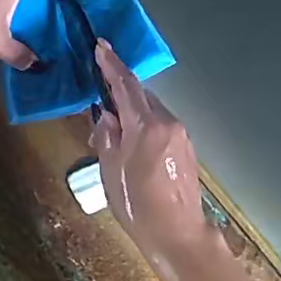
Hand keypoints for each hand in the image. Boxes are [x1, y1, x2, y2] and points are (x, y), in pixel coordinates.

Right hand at [90, 41, 214, 258]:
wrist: (177, 234)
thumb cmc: (136, 203)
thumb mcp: (109, 168)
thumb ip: (106, 136)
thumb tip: (106, 116)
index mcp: (147, 126)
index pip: (126, 86)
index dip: (111, 65)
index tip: (100, 46)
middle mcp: (169, 124)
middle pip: (140, 95)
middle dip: (119, 87)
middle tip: (97, 83)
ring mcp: (180, 136)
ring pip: (149, 110)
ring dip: (129, 107)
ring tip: (108, 117)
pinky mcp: (184, 149)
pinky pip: (157, 124)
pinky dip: (140, 122)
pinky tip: (126, 135)